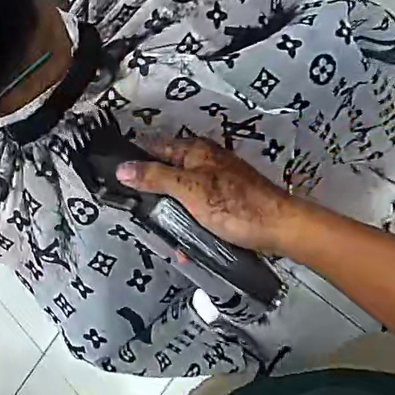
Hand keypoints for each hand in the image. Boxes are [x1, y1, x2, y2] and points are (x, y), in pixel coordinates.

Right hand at [117, 136, 302, 254]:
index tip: (116, 174)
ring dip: (172, 218)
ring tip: (167, 238)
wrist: (278, 228)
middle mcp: (206, 162)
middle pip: (168, 173)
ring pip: (182, 197)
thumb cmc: (236, 206)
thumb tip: (124, 168)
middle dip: (154, 196)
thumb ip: (156, 177)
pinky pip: (198, 212)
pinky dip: (190, 227)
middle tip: (140, 214)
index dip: (135, 158)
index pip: (155, 146)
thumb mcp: (189, 190)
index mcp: (196, 151)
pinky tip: (187, 247)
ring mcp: (217, 183)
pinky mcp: (226, 203)